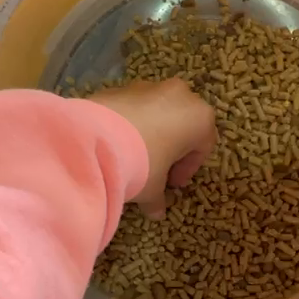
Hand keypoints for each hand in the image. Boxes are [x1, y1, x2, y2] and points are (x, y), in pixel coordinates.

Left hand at [87, 78, 216, 218]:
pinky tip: (116, 144)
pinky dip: (130, 123)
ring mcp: (150, 87)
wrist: (95, 139)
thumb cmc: (142, 163)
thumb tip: (156, 212)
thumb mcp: (152, 188)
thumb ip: (158, 199)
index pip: (203, 147)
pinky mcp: (122, 86)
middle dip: (171, 148)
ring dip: (151, 134)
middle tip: (157, 171)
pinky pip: (134, 108)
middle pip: (182, 125)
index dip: (187, 170)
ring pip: (158, 113)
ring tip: (134, 157)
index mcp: (200, 117)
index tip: (172, 185)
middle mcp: (181, 95)